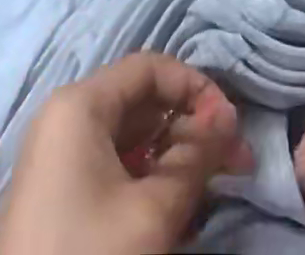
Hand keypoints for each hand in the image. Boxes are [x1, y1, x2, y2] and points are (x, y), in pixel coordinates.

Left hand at [0, 52, 254, 254]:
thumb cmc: (89, 252)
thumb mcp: (152, 210)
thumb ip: (196, 158)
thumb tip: (228, 116)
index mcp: (81, 104)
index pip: (149, 68)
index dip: (195, 86)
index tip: (232, 125)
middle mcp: (68, 116)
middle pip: (142, 101)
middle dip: (193, 125)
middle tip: (240, 162)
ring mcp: (64, 154)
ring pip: (132, 136)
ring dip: (178, 154)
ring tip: (220, 184)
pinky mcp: (65, 188)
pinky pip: (116, 164)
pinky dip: (151, 175)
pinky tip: (182, 203)